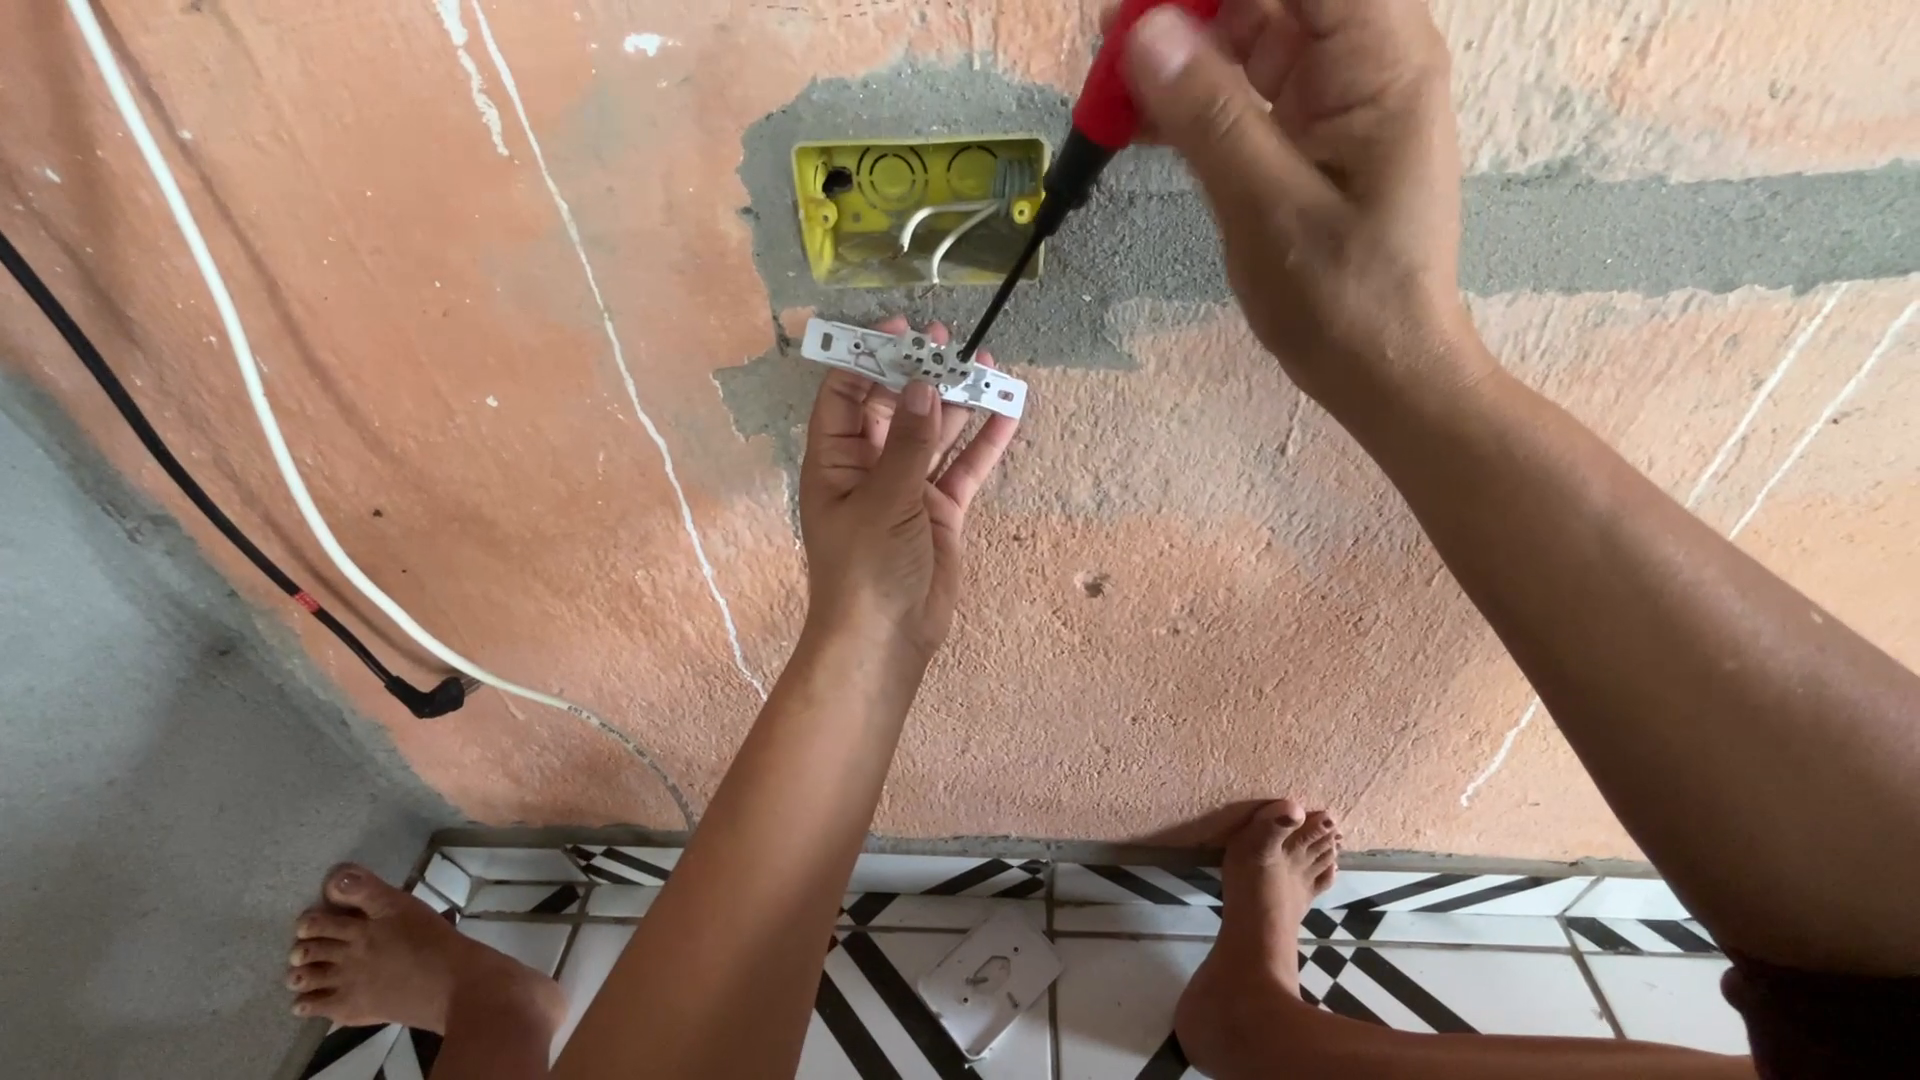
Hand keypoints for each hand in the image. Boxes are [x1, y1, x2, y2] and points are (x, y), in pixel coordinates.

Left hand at [798, 318, 1019, 660]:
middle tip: (948, 341)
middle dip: (919, 374)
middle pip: (894, 408)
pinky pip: (963, 468)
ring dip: (958, 403)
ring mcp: (907, 489)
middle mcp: (869, 468)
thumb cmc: (866, 569)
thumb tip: (922, 385)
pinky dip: (984, 444)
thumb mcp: (883, 500)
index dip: (868, 359)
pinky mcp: (940, 511)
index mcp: (835, 461)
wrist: (887, 638)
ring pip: (935, 434)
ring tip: (986, 365)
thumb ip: (907, 442)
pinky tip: (1007, 414)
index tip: (901, 330)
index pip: (845, 395)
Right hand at [1120, 0, 1490, 412]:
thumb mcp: (1268, 208)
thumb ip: (1210, 115)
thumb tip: (1144, 31)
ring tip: (1108, 78)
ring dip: (1177, 49)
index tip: (1142, 8)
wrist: (1380, 368)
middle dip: (1186, 8)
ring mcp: (1334, 93)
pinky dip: (1188, 98)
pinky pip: (1241, 88)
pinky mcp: (1306, 132)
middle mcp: (1364, 56)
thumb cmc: (1342, 299)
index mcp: (1381, 55)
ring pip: (1248, 32)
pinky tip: (1135, 118)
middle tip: (1110, 40)